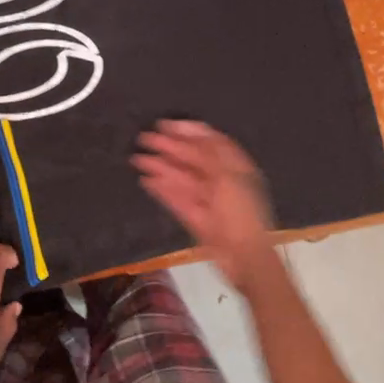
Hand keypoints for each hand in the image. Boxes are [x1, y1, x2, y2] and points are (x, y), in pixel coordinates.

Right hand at [133, 120, 279, 292]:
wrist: (245, 258)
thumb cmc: (240, 212)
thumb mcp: (228, 176)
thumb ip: (209, 153)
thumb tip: (194, 130)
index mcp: (234, 167)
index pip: (210, 142)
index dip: (189, 131)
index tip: (165, 124)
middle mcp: (221, 180)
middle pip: (193, 159)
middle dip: (170, 147)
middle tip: (144, 138)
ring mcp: (208, 200)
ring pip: (182, 178)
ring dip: (161, 167)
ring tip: (138, 159)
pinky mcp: (197, 218)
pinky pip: (178, 199)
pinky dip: (163, 189)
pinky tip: (147, 180)